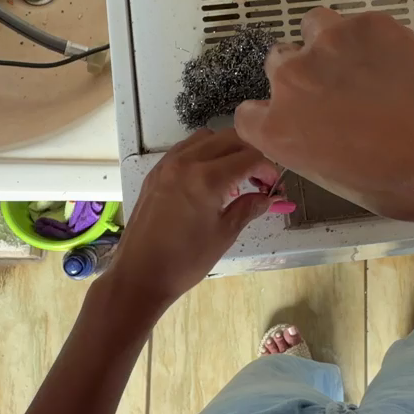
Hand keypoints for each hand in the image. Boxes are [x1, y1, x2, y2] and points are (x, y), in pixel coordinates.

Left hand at [102, 128, 278, 308]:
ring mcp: (167, 164)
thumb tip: (268, 198)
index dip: (268, 169)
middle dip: (250, 154)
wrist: (140, 275)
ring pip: (206, 138)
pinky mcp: (156, 172)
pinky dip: (204, 154)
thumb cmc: (185, 260)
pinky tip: (210, 178)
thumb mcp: (224, 234)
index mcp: (206, 178)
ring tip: (234, 177)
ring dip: (226, 150)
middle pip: (229, 139)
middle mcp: (186, 162)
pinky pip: (185, 149)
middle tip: (260, 180)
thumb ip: (248, 208)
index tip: (274, 186)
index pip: (248, 157)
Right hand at [233, 7, 413, 222]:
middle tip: (339, 95)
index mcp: (278, 131)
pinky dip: (367, 38)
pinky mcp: (366, 22)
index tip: (297, 121)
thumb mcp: (342, 184)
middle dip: (302, 79)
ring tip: (363, 67)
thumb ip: (313, 150)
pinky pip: (353, 23)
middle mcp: (290, 81)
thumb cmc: (405, 183)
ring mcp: (327, 44)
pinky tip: (396, 61)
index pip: (249, 116)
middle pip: (278, 65)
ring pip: (311, 29)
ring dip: (327, 46)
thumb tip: (319, 136)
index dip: (273, 118)